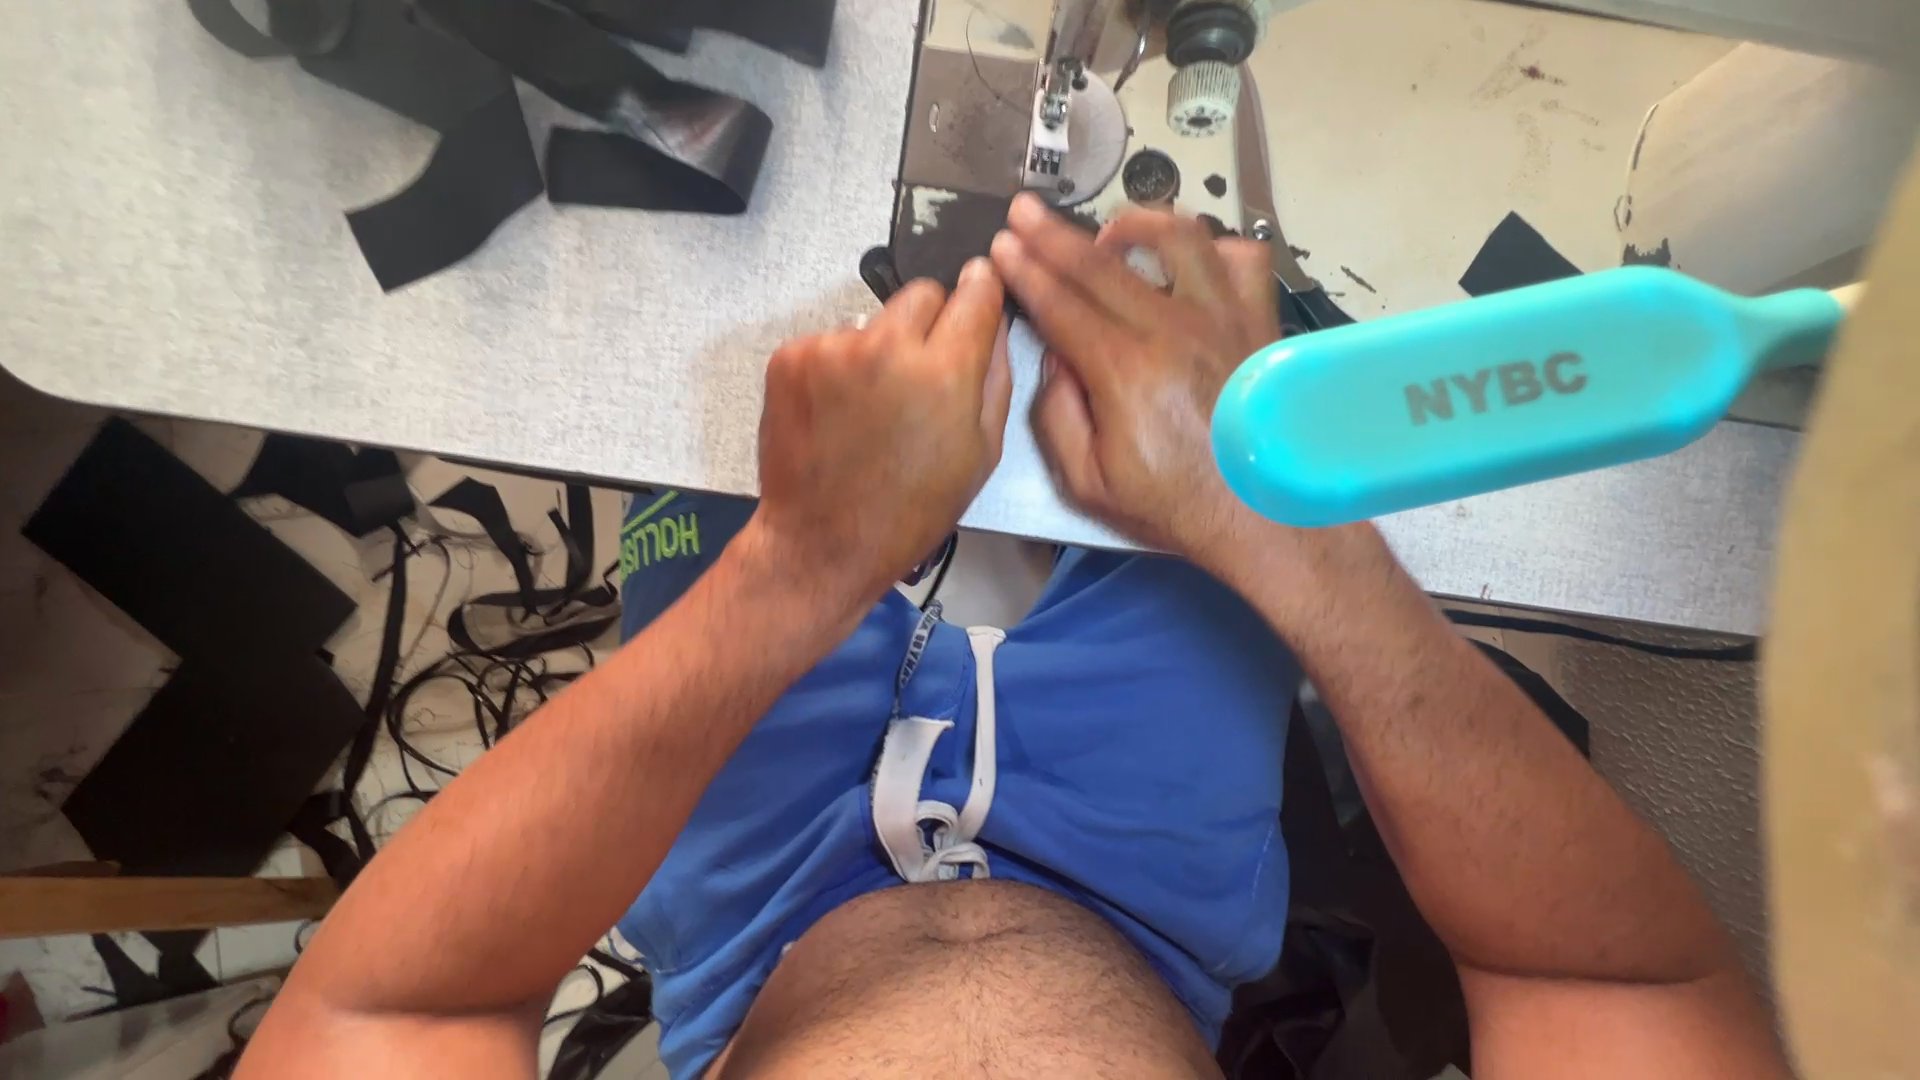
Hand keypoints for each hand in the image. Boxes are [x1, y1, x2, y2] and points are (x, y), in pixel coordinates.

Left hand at [750, 258, 1010, 611]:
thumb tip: (995, 322)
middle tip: (921, 374)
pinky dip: (838, 367)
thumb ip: (996, 377)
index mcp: (943, 372)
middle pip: (921, 294)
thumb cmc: (910, 510)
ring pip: (874, 321)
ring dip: (880, 350)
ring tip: (871, 409)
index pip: (974, 291)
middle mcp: (886, 347)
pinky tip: (839, 412)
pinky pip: (831, 342)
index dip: (980, 292)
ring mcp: (831, 349)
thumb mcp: (981, 454)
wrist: (825, 542)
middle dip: (931, 322)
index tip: (978, 292)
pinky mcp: (790, 358)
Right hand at [989, 193, 1278, 565]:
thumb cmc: (1172, 505)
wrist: (1262, 517)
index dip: (1025, 271)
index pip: (1061, 304)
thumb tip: (1057, 356)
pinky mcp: (1259, 321)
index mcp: (1124, 371)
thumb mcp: (1088, 482)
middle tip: (1024, 210)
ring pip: (1176, 238)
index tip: (1003, 246)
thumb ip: (1057, 415)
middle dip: (1053, 235)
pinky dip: (1212, 247)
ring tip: (1107, 229)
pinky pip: (1241, 258)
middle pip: (1101, 264)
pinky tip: (1189, 260)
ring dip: (1132, 223)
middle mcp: (1173, 328)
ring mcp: (1223, 317)